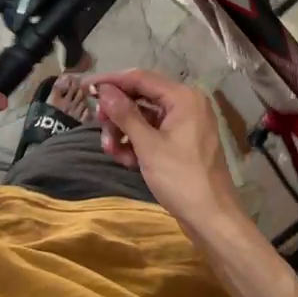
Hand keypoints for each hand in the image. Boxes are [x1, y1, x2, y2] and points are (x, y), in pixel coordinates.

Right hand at [88, 69, 242, 227]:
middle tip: (98, 126)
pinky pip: (153, 133)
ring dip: (124, 132)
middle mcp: (186, 104)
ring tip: (112, 151)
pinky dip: (137, 143)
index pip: (140, 78)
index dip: (111, 81)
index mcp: (183, 98)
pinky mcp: (182, 143)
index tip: (85, 87)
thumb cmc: (181, 178)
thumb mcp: (148, 145)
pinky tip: (127, 161)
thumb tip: (103, 90)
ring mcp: (185, 124)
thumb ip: (124, 114)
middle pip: (141, 97)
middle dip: (117, 114)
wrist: (212, 218)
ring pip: (144, 117)